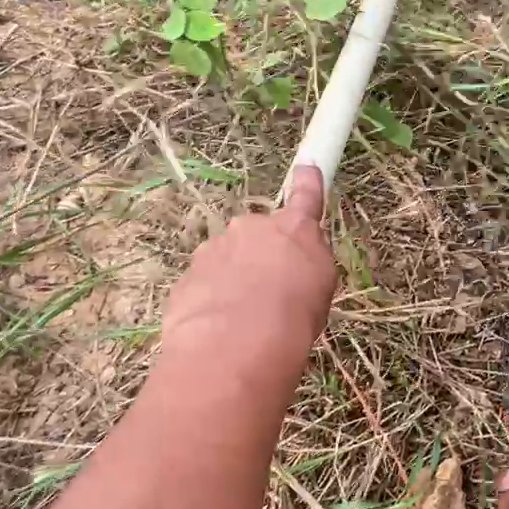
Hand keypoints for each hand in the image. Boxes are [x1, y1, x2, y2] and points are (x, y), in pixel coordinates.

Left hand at [162, 164, 337, 355]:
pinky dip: (214, 298)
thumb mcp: (322, 284)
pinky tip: (225, 326)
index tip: (307, 165)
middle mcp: (252, 228)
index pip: (306, 196)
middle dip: (264, 254)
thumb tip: (298, 259)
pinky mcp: (186, 276)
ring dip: (238, 278)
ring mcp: (214, 249)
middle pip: (260, 234)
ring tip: (248, 316)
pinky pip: (206, 282)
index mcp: (295, 228)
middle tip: (276, 289)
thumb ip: (309, 260)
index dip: (308, 181)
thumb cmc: (295, 313)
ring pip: (230, 258)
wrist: (236, 343)